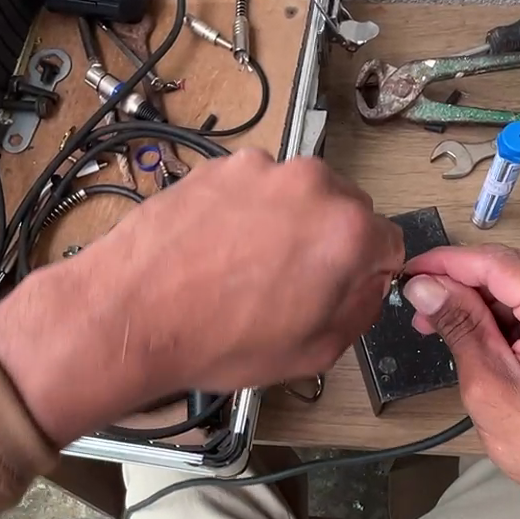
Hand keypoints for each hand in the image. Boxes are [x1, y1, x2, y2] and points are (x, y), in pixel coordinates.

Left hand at [0, 150, 402, 441]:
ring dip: (286, 225)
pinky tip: (218, 251)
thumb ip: (360, 311)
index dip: (367, 273)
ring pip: (297, 197)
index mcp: (347, 231)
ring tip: (245, 270)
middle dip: (328, 244)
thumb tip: (368, 286)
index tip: (343, 287)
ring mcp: (260, 169)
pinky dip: (245, 213)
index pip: (388, 243)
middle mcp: (311, 185)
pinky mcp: (219, 166)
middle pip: (345, 211)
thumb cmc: (216, 339)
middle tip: (290, 284)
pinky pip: (253, 189)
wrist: (131, 315)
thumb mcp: (313, 352)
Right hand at [403, 244, 519, 518]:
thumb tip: (425, 287)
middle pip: (516, 271)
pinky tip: (481, 334)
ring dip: (485, 302)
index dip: (447, 263)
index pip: (499, 265)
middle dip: (463, 285)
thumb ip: (459, 326)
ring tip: (443, 325)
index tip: (410, 271)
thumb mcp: (491, 387)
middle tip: (420, 306)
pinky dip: (512, 316)